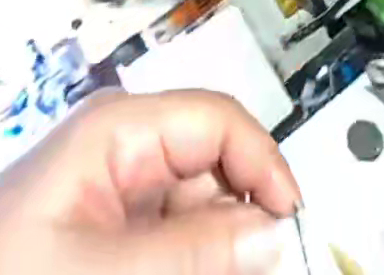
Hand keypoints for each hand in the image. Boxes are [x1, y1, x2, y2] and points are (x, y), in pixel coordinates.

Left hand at [0, 89, 301, 274]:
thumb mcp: (91, 268)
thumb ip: (190, 252)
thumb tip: (276, 232)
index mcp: (122, 129)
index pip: (221, 123)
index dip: (264, 165)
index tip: (291, 225)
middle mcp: (126, 149)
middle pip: (213, 174)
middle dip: (237, 226)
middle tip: (258, 268)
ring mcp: (115, 194)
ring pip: (195, 217)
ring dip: (211, 253)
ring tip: (223, 269)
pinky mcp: (104, 234)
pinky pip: (166, 244)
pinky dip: (185, 264)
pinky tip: (189, 270)